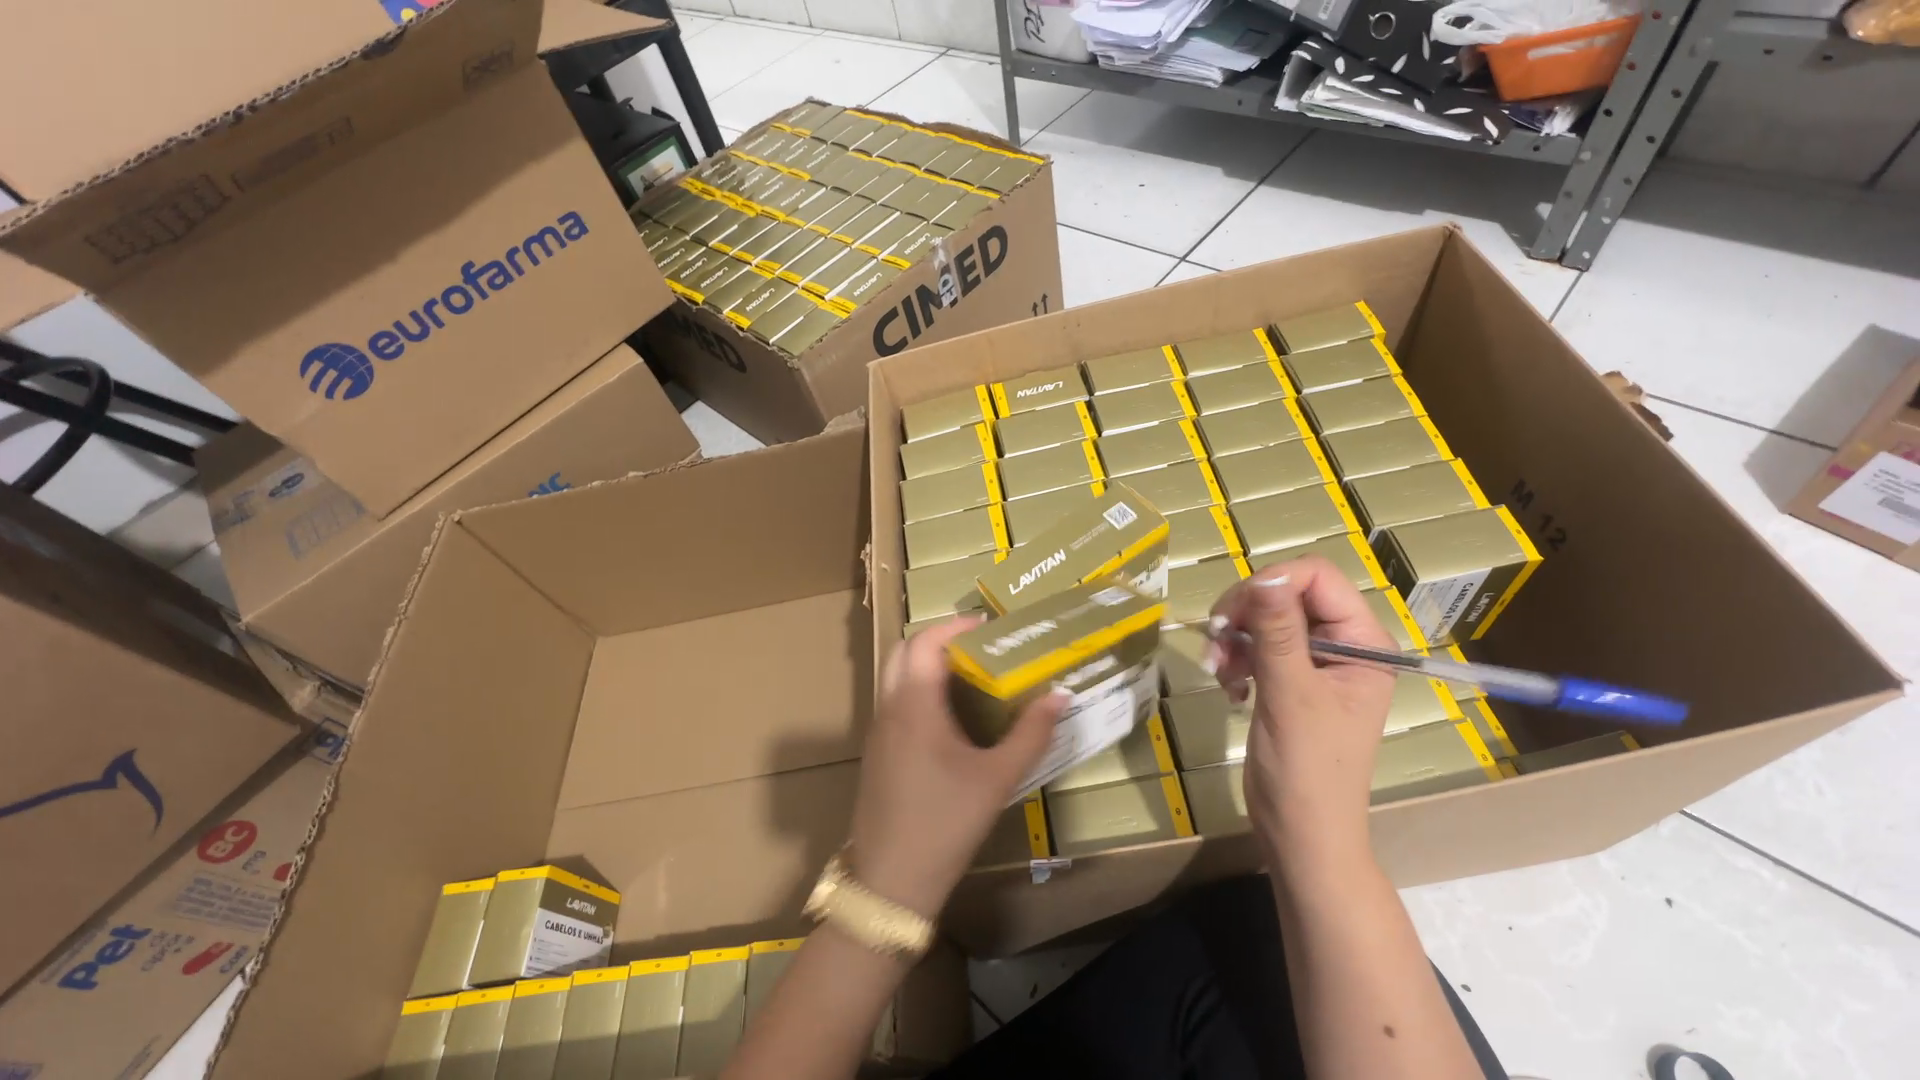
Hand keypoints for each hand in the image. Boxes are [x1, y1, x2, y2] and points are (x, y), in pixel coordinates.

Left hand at [848, 617, 1067, 919]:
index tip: (989, 626)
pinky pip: (895, 704)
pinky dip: (919, 692)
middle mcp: (889, 709)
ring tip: (972, 676)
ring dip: (927, 666)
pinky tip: (952, 718)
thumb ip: (1030, 734)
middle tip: (979, 647)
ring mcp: (877, 732)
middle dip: (939, 640)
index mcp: (914, 704)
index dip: (955, 626)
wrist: (890, 880)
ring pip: (895, 678)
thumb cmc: (946, 823)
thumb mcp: (997, 779)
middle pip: (903, 652)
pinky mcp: (877, 754)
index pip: (925, 642)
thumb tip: (1060, 696)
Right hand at [1207, 558, 1395, 878]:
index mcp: (1364, 643)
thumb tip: (1264, 576)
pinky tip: (1229, 687)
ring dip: (1236, 639)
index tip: (1231, 613)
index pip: (1318, 579)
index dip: (1273, 583)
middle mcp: (1344, 645)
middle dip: (1247, 614)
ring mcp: (1316, 664)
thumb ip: (1278, 632)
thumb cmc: (1307, 770)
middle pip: (1289, 595)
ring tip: (1218, 672)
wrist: (1300, 834)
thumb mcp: (1291, 696)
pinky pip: (1259, 647)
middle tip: (1215, 642)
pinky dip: (1237, 660)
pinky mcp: (1290, 682)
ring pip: (1268, 620)